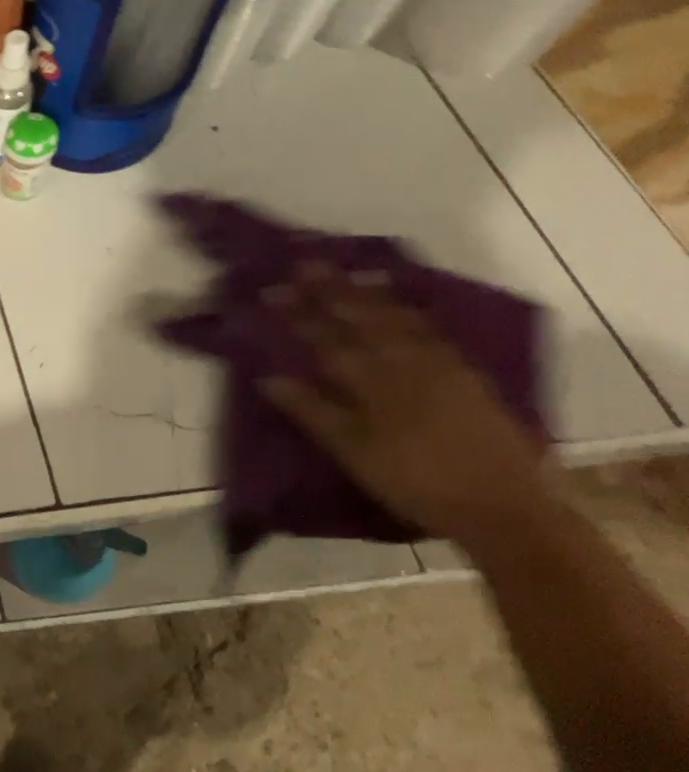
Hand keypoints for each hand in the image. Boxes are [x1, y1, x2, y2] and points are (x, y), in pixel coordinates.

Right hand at [258, 262, 550, 542]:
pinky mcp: (468, 377)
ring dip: (375, 295)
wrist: (503, 507)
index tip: (272, 289)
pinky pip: (434, 332)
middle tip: (308, 264)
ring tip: (356, 274)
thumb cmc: (414, 482)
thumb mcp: (353, 452)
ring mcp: (442, 367)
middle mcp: (406, 364)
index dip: (298, 313)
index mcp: (373, 382)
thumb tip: (269, 377)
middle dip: (333, 291)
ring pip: (401, 320)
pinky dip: (414, 313)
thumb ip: (312, 411)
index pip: (326, 339)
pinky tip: (406, 307)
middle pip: (364, 319)